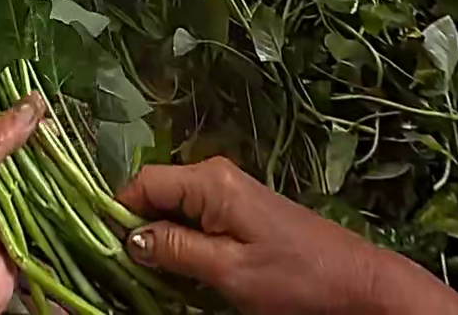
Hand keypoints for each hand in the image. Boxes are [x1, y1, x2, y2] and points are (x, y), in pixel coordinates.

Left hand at [0, 93, 43, 314]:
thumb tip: (31, 103)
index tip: (17, 79)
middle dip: (19, 120)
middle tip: (43, 103)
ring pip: (16, 156)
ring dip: (37, 144)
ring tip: (55, 123)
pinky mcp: (11, 211)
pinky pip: (33, 183)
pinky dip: (48, 170)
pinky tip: (61, 153)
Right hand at [118, 157, 457, 314]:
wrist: (357, 283)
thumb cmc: (293, 279)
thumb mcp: (229, 272)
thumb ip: (176, 250)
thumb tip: (130, 237)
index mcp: (208, 180)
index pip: (145, 182)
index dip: (119, 209)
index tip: (99, 243)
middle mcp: (213, 174)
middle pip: (157, 191)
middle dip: (137, 224)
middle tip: (119, 266)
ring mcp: (227, 190)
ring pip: (174, 205)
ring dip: (157, 235)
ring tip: (143, 271)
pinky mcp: (239, 208)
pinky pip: (194, 216)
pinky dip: (179, 238)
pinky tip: (175, 267)